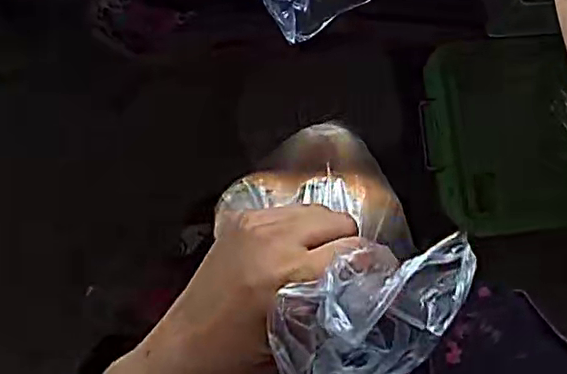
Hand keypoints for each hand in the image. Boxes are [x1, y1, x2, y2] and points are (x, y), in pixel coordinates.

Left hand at [113, 205, 364, 373]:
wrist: (181, 353)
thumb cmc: (234, 361)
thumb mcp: (293, 348)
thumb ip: (331, 315)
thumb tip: (368, 292)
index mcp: (285, 277)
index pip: (352, 254)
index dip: (377, 265)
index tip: (386, 276)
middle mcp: (271, 239)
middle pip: (339, 222)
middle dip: (351, 248)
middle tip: (352, 275)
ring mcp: (255, 222)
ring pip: (317, 209)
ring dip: (326, 233)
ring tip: (322, 262)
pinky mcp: (243, 217)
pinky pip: (289, 208)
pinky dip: (300, 226)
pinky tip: (294, 251)